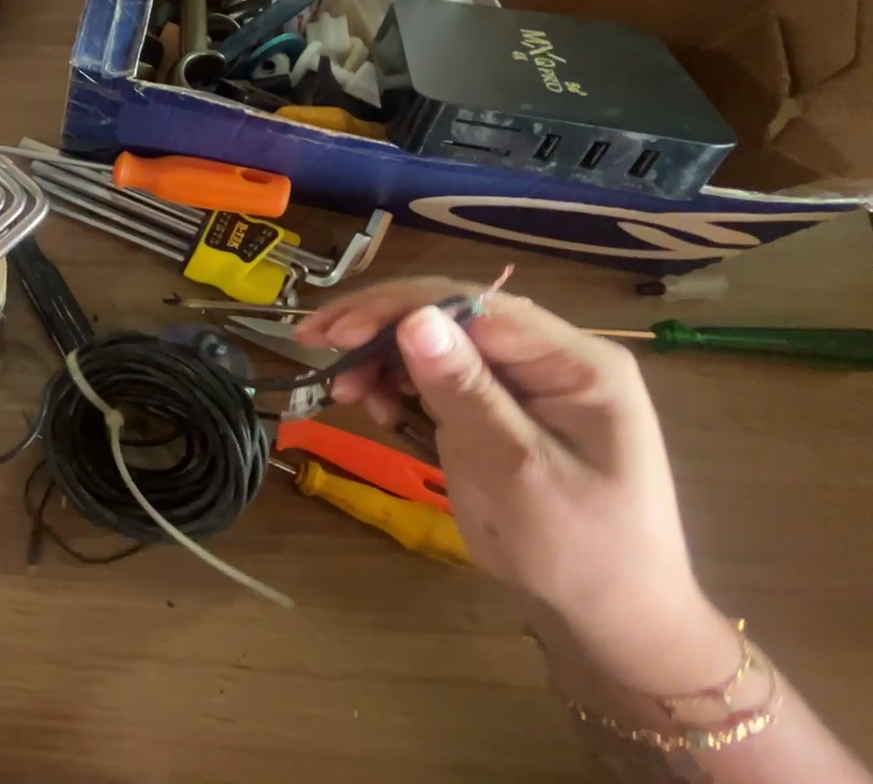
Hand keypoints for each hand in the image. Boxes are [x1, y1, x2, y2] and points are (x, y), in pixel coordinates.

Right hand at [297, 279, 735, 693]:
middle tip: (311, 342)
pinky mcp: (493, 402)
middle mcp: (547, 357)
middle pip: (446, 314)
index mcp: (575, 362)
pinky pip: (431, 372)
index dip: (396, 310)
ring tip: (343, 390)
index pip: (472, 307)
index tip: (334, 334)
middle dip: (375, 325)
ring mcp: (519, 379)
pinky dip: (392, 381)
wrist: (607, 612)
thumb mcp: (513, 468)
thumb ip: (465, 390)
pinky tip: (375, 406)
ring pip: (430, 339)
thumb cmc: (574, 547)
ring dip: (377, 356)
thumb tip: (414, 319)